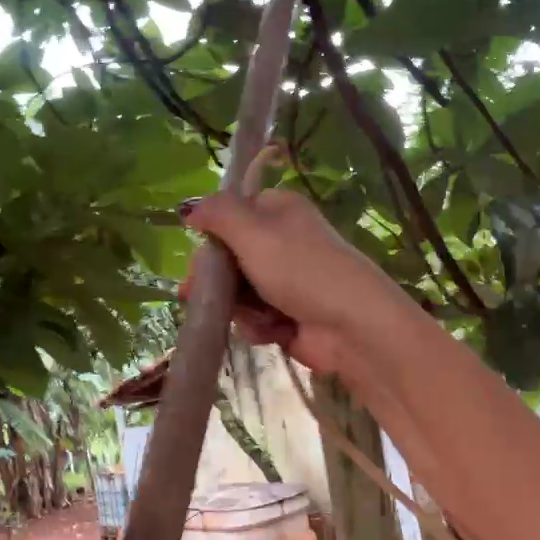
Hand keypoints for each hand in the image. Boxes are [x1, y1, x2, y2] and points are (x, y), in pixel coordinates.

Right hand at [179, 187, 409, 373]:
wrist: (351, 325)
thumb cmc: (301, 270)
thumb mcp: (253, 232)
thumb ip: (217, 214)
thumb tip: (189, 207)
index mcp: (278, 211)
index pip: (230, 217)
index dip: (210, 239)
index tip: (197, 261)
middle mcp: (282, 242)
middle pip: (230, 259)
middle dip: (218, 282)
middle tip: (198, 296)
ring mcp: (286, 281)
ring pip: (238, 293)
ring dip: (241, 308)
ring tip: (259, 316)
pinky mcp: (289, 315)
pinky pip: (255, 319)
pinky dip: (259, 327)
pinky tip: (273, 332)